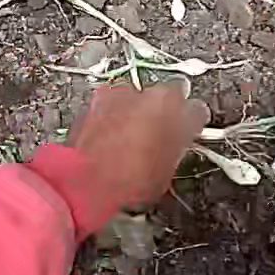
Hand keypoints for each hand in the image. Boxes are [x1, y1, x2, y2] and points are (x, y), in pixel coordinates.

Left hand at [65, 84, 208, 209]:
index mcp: (167, 104)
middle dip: (164, 114)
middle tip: (162, 137)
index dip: (193, 121)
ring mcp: (114, 96)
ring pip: (136, 101)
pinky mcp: (93, 105)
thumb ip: (180, 142)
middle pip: (162, 98)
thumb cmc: (129, 177)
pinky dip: (118, 118)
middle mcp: (140, 92)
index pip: (192, 107)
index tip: (190, 131)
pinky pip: (114, 108)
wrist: (82, 182)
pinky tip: (116, 140)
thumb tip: (184, 133)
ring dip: (138, 113)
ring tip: (136, 140)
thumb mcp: (168, 166)